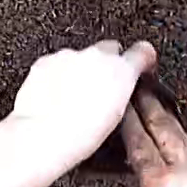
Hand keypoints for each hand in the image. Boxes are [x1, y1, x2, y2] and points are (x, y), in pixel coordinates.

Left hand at [7, 39, 156, 166]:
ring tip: (72, 101)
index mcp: (122, 70)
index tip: (141, 65)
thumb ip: (122, 93)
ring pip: (81, 58)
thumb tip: (120, 91)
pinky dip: (57, 75)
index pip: (143, 52)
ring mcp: (69, 56)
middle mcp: (97, 57)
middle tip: (100, 90)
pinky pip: (56, 63)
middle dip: (107, 65)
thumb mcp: (116, 118)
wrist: (43, 136)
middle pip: (109, 50)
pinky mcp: (45, 61)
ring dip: (80, 72)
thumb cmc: (80, 135)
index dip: (142, 59)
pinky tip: (54, 98)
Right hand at [86, 92, 186, 186]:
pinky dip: (178, 134)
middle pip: (162, 128)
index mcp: (161, 182)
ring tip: (155, 103)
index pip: (139, 142)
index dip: (127, 120)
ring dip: (164, 115)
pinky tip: (177, 138)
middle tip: (138, 86)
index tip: (118, 100)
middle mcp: (183, 169)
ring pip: (179, 135)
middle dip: (147, 105)